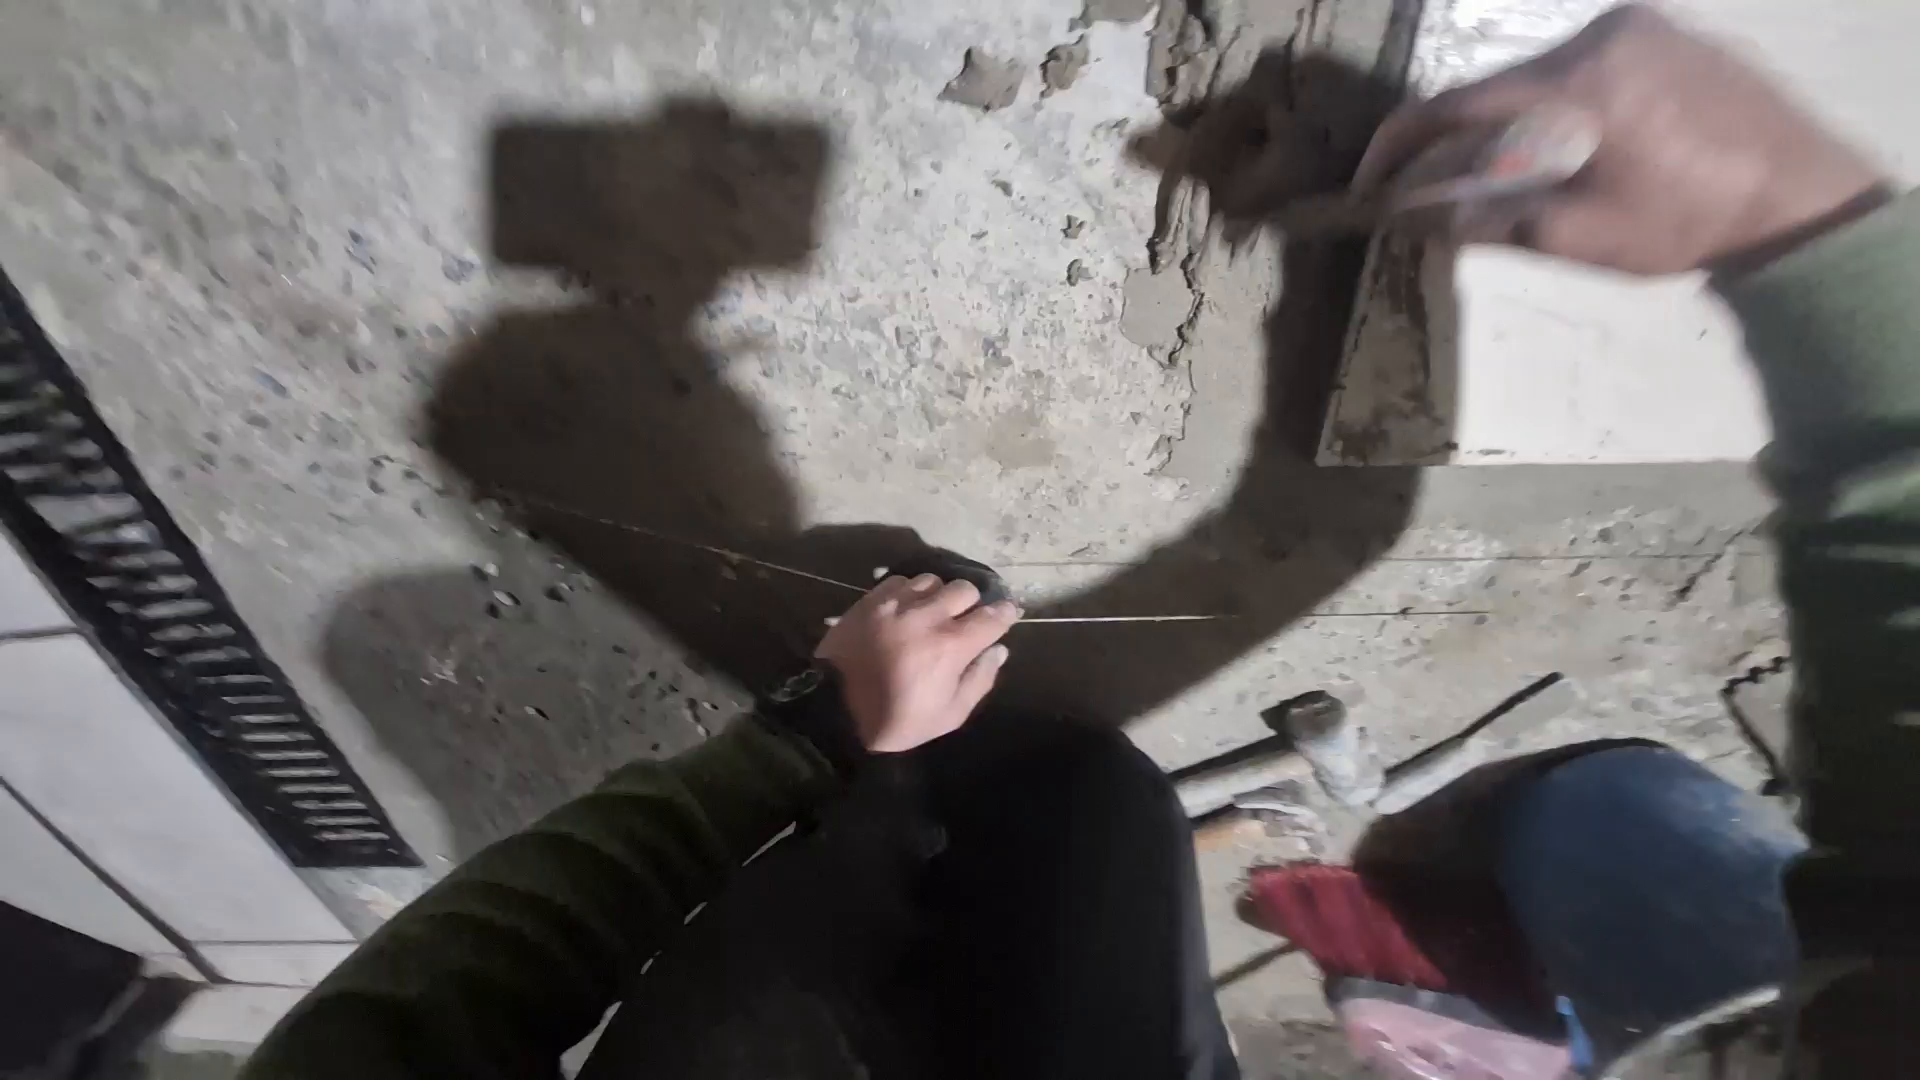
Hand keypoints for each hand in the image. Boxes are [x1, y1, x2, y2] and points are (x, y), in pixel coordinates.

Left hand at [815, 574, 1019, 752]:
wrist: (834, 712)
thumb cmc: (896, 720)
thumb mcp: (948, 716)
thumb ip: (979, 680)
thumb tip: (999, 650)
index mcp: (951, 646)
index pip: (992, 616)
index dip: (1006, 613)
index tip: (1008, 614)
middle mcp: (927, 616)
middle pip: (965, 589)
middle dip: (971, 603)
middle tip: (963, 619)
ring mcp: (896, 604)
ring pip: (932, 580)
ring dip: (938, 595)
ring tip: (931, 612)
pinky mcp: (870, 600)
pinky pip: (901, 581)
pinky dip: (909, 592)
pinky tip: (905, 609)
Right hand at [1357, 5, 1889, 274]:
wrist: (1802, 197)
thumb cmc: (1678, 224)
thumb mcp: (1563, 235)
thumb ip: (1478, 219)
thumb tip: (1408, 218)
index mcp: (1576, 80)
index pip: (1454, 104)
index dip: (1396, 145)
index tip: (1366, 183)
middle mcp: (1603, 34)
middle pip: (1489, 88)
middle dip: (1441, 141)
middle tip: (1412, 189)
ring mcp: (1639, 27)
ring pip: (1526, 79)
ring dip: (1488, 128)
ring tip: (1470, 179)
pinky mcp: (1663, 36)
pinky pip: (1569, 70)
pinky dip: (1534, 111)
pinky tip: (1531, 150)